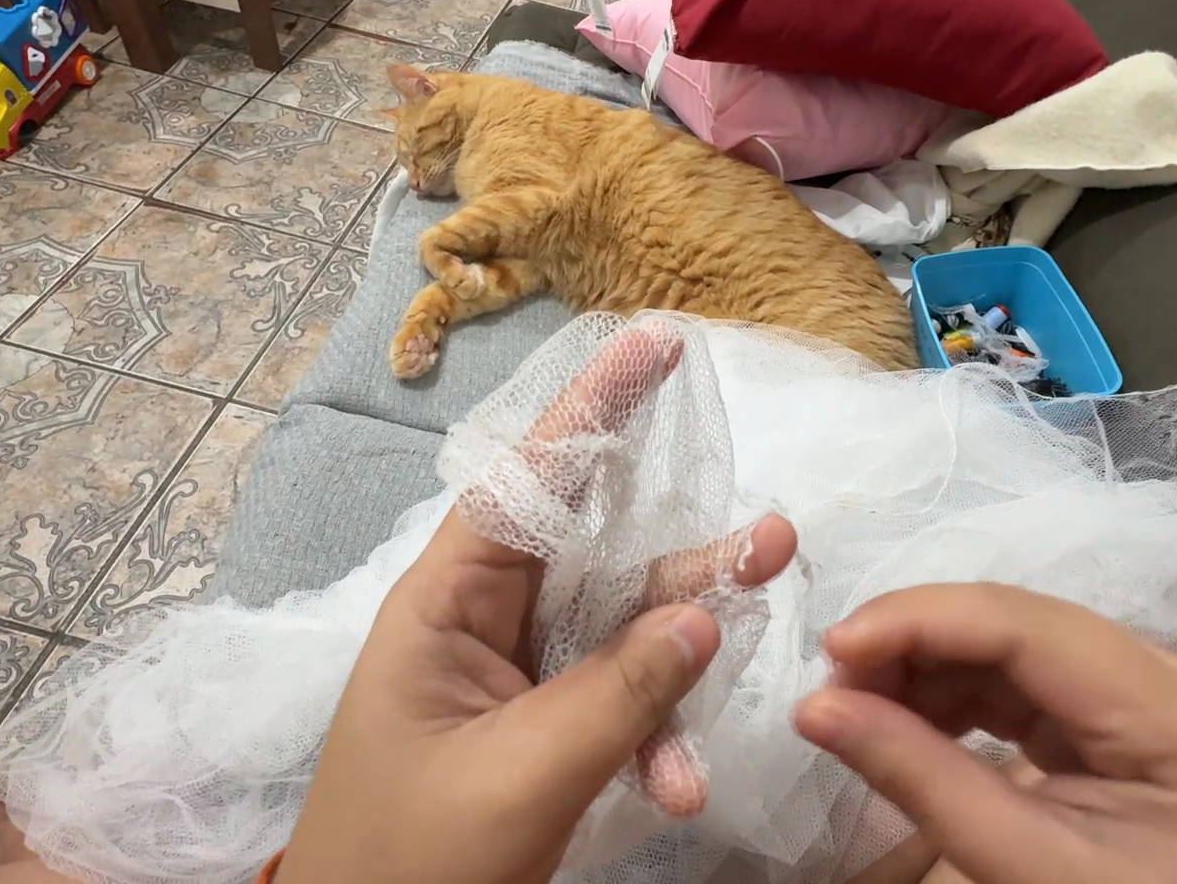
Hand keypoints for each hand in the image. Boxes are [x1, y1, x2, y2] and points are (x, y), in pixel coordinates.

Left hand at [280, 326, 798, 883]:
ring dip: (690, 623)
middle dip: (679, 536)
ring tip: (768, 591)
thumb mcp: (514, 778)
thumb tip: (705, 615)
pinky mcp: (550, 711)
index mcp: (451, 596)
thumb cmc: (408, 864)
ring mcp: (524, 662)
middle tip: (766, 524)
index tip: (653, 344)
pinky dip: (660, 730)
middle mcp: (490, 609)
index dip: (591, 405)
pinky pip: (621, 692)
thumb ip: (615, 694)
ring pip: (621, 618)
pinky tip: (683, 785)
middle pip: (595, 543)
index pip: (528, 477)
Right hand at [800, 585, 1176, 883]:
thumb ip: (919, 780)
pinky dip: (955, 697)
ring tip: (860, 707)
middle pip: (1013, 625)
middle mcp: (1168, 676)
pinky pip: (1021, 682)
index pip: (1024, 623)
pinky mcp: (1122, 718)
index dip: (915, 619)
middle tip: (834, 687)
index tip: (829, 649)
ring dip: (925, 668)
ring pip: (1007, 644)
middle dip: (912, 644)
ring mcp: (1148, 693)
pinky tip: (909, 721)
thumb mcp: (1034, 874)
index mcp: (1176, 713)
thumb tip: (811, 707)